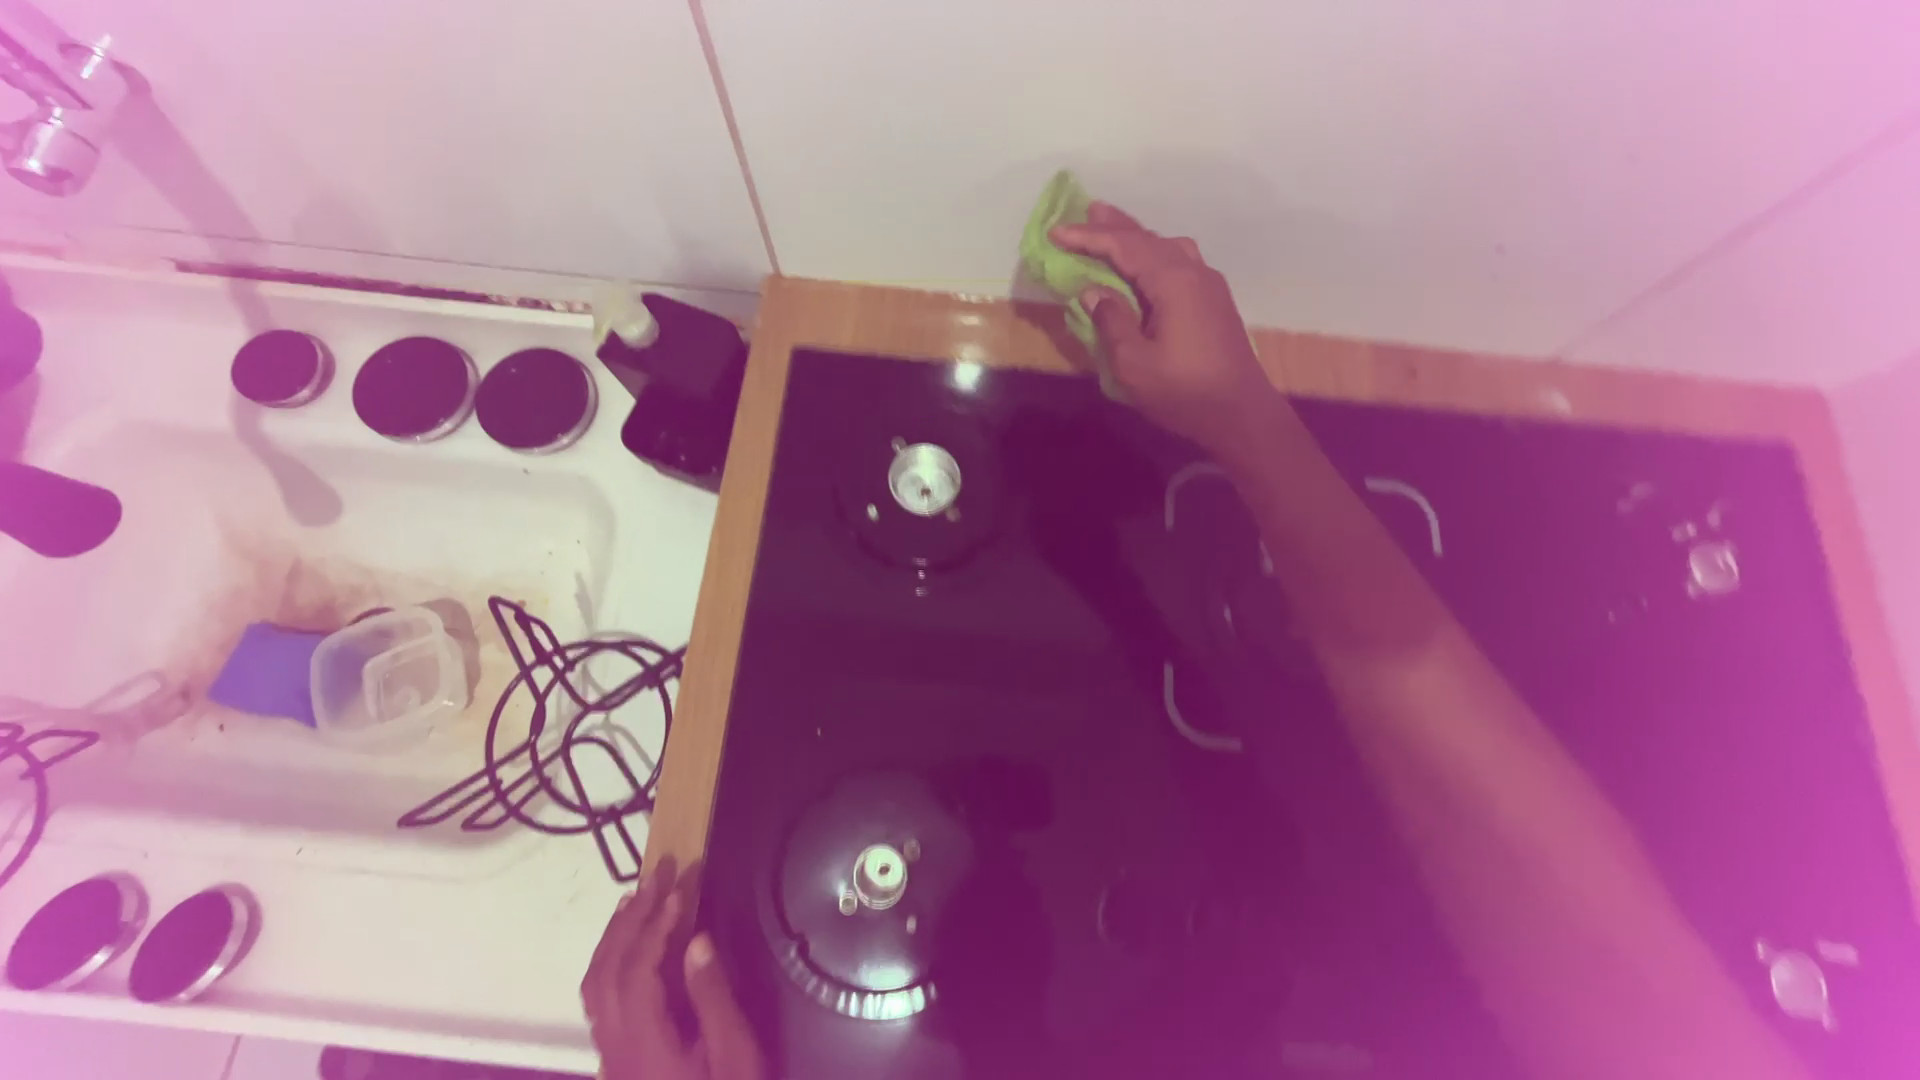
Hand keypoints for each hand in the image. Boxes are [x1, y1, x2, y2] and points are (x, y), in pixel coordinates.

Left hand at [582, 858, 765, 1079]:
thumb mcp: (734, 1055)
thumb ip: (712, 998)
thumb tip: (696, 941)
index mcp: (643, 1042)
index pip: (637, 970)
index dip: (655, 925)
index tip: (679, 889)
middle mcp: (615, 1047)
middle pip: (606, 972)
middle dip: (630, 920)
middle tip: (658, 877)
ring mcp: (612, 1056)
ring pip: (596, 986)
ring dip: (615, 938)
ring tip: (638, 900)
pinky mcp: (619, 1061)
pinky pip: (602, 999)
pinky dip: (613, 960)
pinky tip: (633, 948)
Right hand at [1050, 203, 1277, 462]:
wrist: (1241, 415)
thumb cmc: (1184, 392)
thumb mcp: (1135, 363)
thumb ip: (1112, 322)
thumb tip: (1094, 293)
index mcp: (1174, 282)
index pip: (1125, 246)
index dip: (1088, 238)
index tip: (1056, 233)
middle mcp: (1194, 273)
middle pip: (1149, 239)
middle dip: (1116, 226)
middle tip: (1087, 211)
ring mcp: (1209, 287)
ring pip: (1168, 249)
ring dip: (1138, 239)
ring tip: (1114, 233)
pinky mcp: (1214, 304)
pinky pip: (1179, 264)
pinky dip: (1154, 256)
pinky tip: (1145, 267)